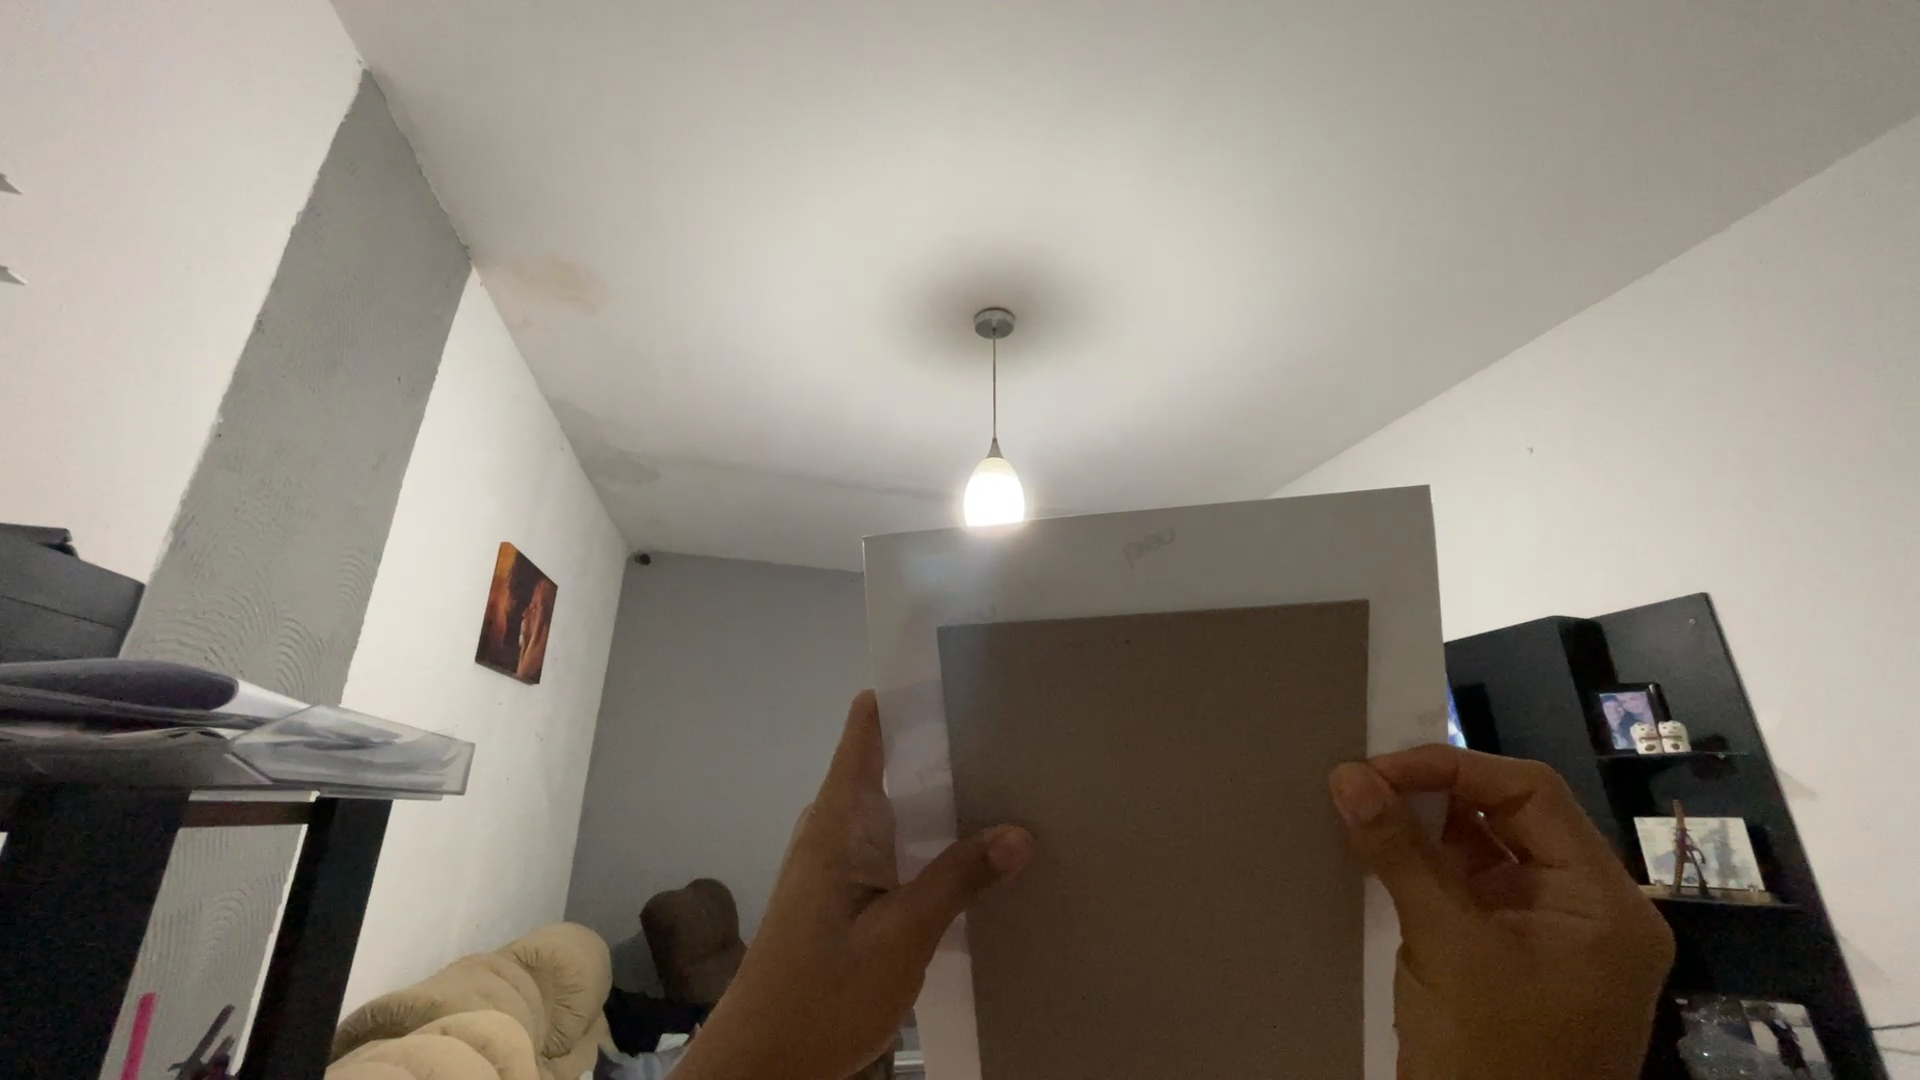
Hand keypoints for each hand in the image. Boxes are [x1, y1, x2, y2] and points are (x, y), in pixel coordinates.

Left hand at [678, 691, 1034, 1079]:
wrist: (764, 1064)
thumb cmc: (822, 988)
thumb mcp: (902, 935)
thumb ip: (958, 879)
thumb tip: (1020, 832)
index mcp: (840, 817)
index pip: (867, 727)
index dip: (905, 693)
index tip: (957, 672)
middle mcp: (838, 824)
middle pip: (892, 761)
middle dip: (944, 744)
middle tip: (1009, 726)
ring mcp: (842, 857)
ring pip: (899, 806)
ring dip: (943, 795)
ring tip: (1008, 776)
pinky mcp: (851, 889)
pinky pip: (898, 842)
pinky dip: (934, 836)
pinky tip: (976, 847)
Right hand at [1329, 746, 1674, 1079]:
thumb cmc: (1494, 1051)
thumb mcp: (1447, 945)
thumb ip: (1399, 853)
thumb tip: (1346, 775)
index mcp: (1601, 901)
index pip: (1530, 794)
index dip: (1452, 768)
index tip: (1377, 770)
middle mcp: (1579, 902)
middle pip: (1506, 812)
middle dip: (1432, 790)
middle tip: (1361, 782)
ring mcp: (1538, 924)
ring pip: (1478, 842)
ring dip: (1419, 820)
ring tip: (1359, 804)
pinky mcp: (1498, 943)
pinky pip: (1458, 876)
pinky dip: (1415, 855)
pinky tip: (1373, 843)